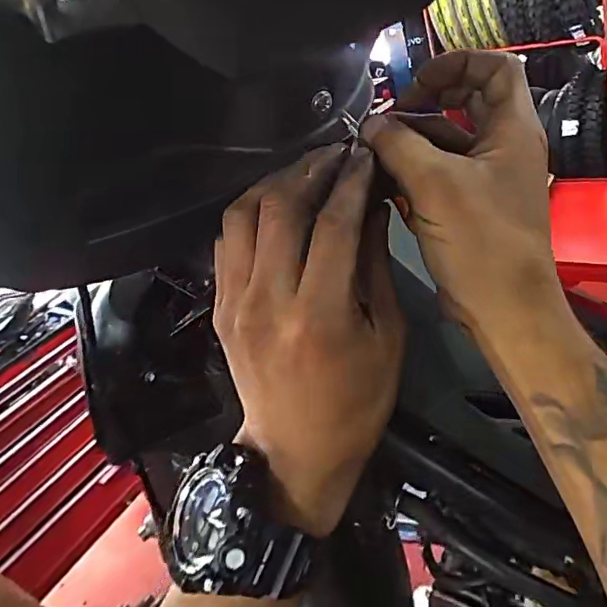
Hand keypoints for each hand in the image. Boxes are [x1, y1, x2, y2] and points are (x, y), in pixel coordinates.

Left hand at [214, 144, 405, 535]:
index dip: (351, 181)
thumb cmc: (355, 403)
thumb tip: (372, 205)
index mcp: (319, 315)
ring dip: (274, 182)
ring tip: (305, 171)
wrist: (293, 453)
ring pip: (242, 215)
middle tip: (336, 154)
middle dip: (312, 168)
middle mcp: (269, 301)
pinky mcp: (219, 305)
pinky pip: (226, 239)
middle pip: (281, 208)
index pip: (334, 224)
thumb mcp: (387, 337)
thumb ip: (375, 266)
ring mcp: (235, 302)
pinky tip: (274, 204)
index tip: (364, 155)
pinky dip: (249, 210)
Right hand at [360, 51, 563, 333]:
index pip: (496, 67)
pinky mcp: (469, 203)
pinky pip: (438, 171)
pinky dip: (412, 169)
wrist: (504, 309)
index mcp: (512, 129)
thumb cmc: (482, 241)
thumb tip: (371, 124)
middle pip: (465, 100)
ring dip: (410, 140)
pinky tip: (382, 180)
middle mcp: (503, 146)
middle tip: (391, 117)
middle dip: (423, 103)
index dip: (457, 62)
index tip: (419, 82)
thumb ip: (398, 144)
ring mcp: (486, 176)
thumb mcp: (435, 183)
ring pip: (445, 139)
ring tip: (374, 152)